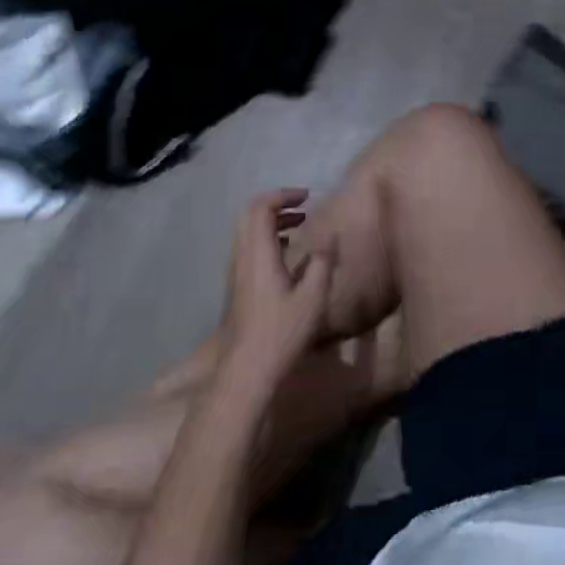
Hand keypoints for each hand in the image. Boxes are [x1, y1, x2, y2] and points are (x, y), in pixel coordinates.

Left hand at [219, 189, 334, 387]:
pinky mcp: (237, 286)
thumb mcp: (313, 296)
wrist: (247, 369)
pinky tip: (287, 253)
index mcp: (258, 254)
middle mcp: (241, 257)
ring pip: (246, 231)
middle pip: (248, 214)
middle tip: (302, 206)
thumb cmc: (283, 332)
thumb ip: (322, 261)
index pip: (261, 207)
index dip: (283, 195)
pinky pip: (248, 247)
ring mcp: (236, 272)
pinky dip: (266, 238)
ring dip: (270, 221)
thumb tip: (329, 236)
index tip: (308, 197)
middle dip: (275, 203)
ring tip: (299, 225)